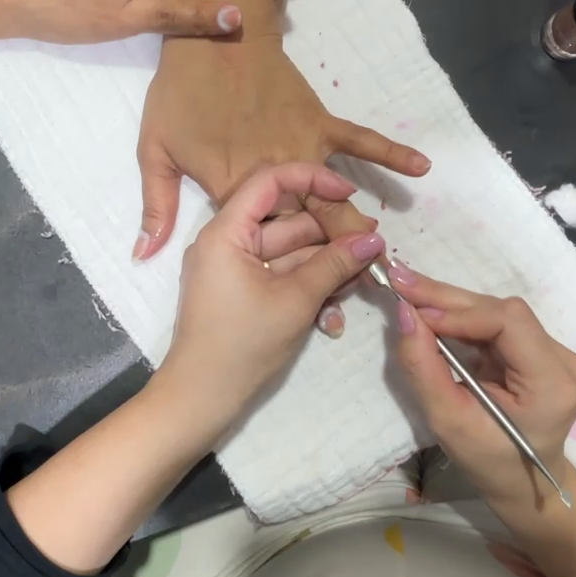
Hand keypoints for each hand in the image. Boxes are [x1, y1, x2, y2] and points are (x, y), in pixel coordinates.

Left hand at [134, 33, 429, 259]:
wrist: (212, 32)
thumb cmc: (178, 93)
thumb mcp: (154, 151)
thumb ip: (157, 207)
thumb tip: (142, 253)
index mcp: (234, 188)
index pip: (265, 243)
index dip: (297, 276)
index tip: (326, 303)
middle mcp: (273, 174)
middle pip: (307, 230)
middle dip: (335, 262)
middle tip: (360, 286)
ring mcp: (300, 147)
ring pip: (332, 201)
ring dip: (354, 230)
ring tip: (378, 258)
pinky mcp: (317, 124)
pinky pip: (357, 140)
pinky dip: (387, 153)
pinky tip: (420, 168)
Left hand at [153, 163, 386, 434]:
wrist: (201, 396)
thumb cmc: (242, 343)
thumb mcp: (296, 301)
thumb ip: (335, 264)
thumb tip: (374, 237)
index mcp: (226, 231)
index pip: (270, 181)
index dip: (313, 180)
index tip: (350, 193)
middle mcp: (227, 242)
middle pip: (285, 220)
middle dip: (330, 234)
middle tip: (372, 245)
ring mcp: (234, 269)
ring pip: (288, 252)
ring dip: (325, 265)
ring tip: (363, 280)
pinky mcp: (242, 293)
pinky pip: (279, 276)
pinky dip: (307, 287)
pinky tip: (337, 311)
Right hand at [386, 267, 575, 503]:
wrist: (524, 483)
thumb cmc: (488, 462)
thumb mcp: (449, 421)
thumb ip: (425, 367)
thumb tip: (403, 313)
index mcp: (553, 383)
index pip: (508, 322)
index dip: (459, 312)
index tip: (413, 313)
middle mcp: (564, 360)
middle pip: (502, 311)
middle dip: (446, 300)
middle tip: (398, 281)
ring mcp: (557, 353)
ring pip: (497, 312)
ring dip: (450, 305)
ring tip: (406, 290)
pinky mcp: (541, 350)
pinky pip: (496, 323)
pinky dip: (460, 318)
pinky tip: (429, 308)